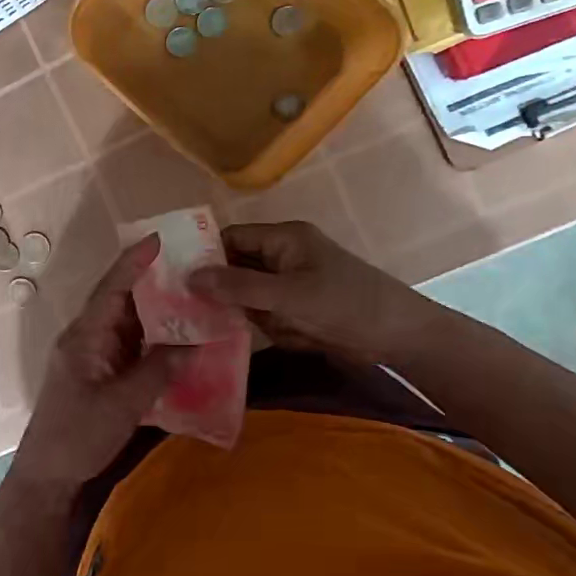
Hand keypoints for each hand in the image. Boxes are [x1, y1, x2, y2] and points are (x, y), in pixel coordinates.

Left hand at [12, 235, 183, 490]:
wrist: (48, 476)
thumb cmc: (78, 436)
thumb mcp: (123, 404)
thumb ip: (158, 370)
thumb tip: (193, 342)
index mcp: (85, 336)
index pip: (111, 288)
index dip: (134, 262)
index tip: (160, 239)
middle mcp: (88, 338)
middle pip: (121, 300)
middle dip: (153, 282)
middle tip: (189, 266)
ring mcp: (94, 356)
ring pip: (128, 323)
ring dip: (155, 311)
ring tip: (192, 295)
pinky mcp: (101, 374)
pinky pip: (130, 346)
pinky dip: (152, 339)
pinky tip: (178, 338)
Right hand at [188, 221, 442, 367]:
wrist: (401, 338)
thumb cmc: (346, 304)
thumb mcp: (288, 295)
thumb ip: (238, 287)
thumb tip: (189, 276)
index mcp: (284, 237)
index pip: (232, 238)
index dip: (205, 254)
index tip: (175, 278)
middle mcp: (283, 255)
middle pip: (237, 267)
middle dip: (221, 289)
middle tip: (183, 309)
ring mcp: (291, 283)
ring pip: (248, 295)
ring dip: (245, 312)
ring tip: (224, 325)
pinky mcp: (299, 308)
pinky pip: (267, 313)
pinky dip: (266, 326)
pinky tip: (266, 336)